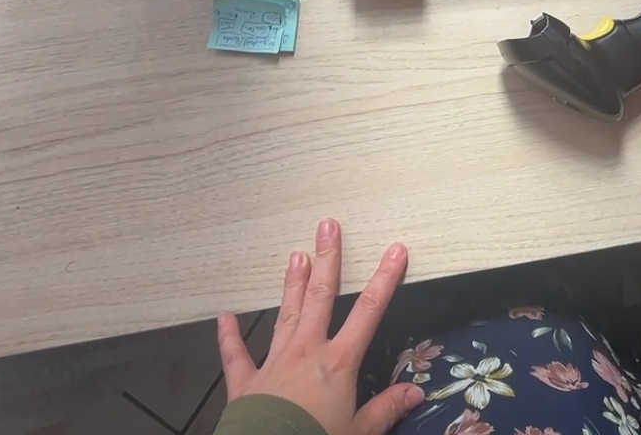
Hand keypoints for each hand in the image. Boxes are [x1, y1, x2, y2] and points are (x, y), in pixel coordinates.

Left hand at [218, 219, 422, 434]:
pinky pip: (236, 357)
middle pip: (321, 297)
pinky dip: (229, 337)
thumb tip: (415, 391)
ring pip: (287, 315)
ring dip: (293, 284)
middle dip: (327, 260)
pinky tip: (225, 317)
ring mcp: (274, 365)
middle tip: (327, 226)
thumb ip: (385, 410)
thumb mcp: (358, 434)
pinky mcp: (245, 386)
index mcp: (338, 363)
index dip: (385, 279)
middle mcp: (307, 353)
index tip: (395, 249)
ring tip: (296, 254)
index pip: (369, 311)